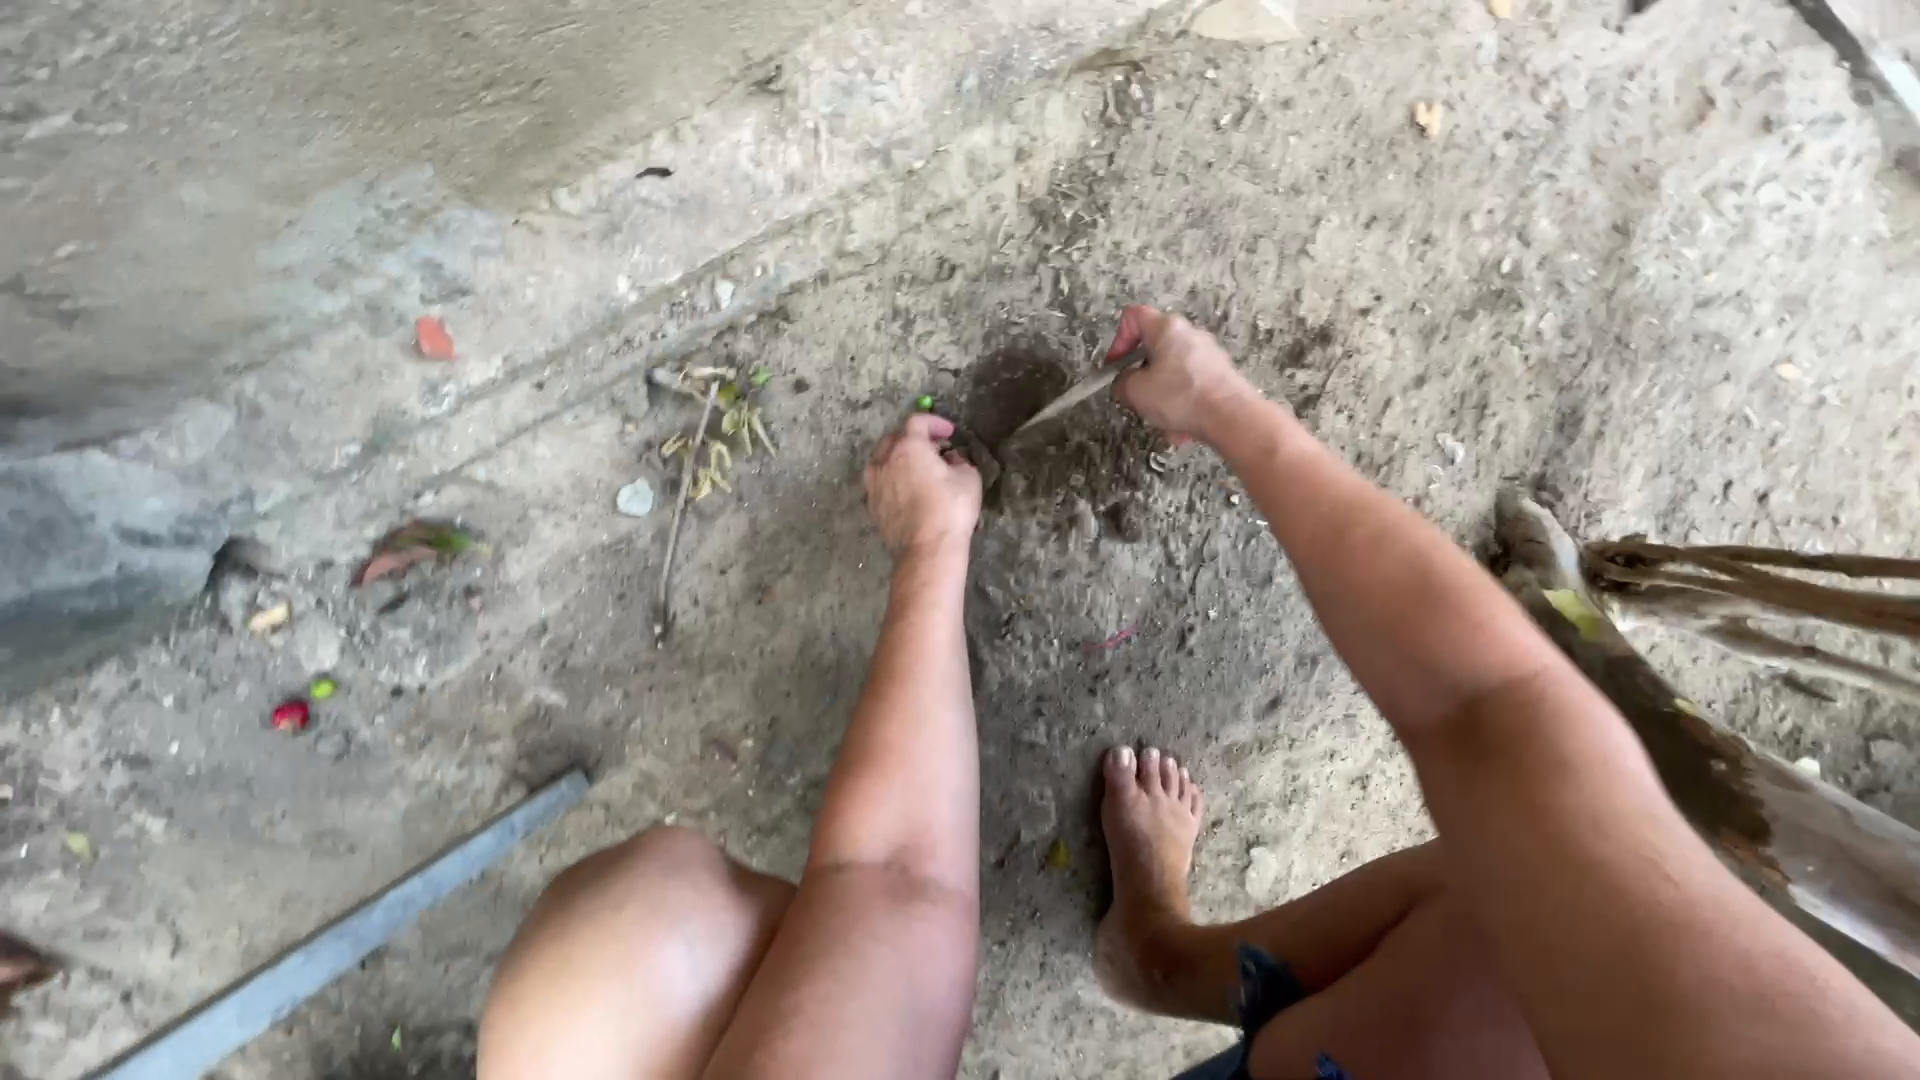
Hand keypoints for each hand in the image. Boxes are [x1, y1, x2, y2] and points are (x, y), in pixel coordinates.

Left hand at [864, 413, 981, 557]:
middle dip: (915, 439)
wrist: (927, 548)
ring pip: (882, 460)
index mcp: (908, 447)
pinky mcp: (872, 505)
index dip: (934, 422)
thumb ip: (960, 461)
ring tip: (917, 469)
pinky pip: (880, 482)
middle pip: (894, 438)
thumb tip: (951, 459)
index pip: (917, 422)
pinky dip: (892, 479)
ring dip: (899, 458)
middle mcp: (884, 460)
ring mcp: (874, 484)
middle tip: (934, 449)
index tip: (949, 432)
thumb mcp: (969, 478)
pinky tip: (907, 490)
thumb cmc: (951, 509)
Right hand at [1105, 304, 1259, 445]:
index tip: (1115, 366)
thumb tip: (1124, 384)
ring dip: (1160, 394)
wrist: (1230, 416)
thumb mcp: (1136, 392)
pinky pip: (1190, 385)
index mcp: (1166, 328)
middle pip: (1153, 347)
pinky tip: (1181, 427)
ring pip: (1171, 370)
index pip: (1133, 316)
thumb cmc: (1180, 397)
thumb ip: (1121, 383)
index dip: (1117, 340)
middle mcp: (1190, 333)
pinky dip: (1181, 403)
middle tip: (1135, 396)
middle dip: (1140, 374)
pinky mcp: (1220, 372)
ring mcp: (1208, 352)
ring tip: (1160, 418)